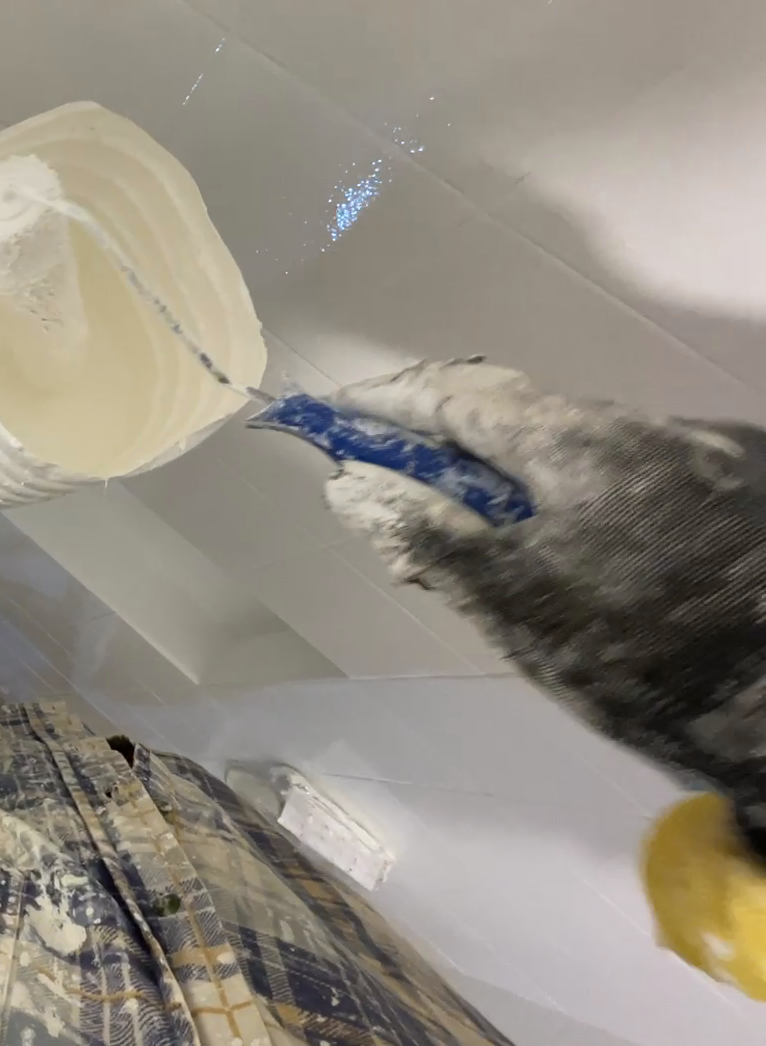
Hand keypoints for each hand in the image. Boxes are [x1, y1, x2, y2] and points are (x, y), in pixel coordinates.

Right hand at [323, 359, 765, 854]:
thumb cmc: (639, 654)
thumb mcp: (507, 596)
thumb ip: (422, 532)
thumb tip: (349, 483)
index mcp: (588, 446)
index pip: (460, 401)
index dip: (387, 404)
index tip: (331, 411)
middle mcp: (655, 433)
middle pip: (519, 417)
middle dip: (443, 436)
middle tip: (386, 465)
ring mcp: (709, 461)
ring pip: (571, 446)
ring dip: (500, 467)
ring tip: (463, 514)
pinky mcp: (739, 499)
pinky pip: (617, 472)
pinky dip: (556, 489)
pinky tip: (551, 537)